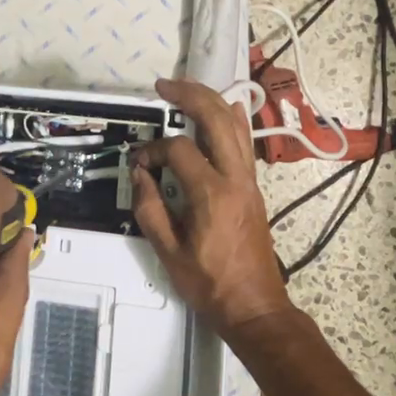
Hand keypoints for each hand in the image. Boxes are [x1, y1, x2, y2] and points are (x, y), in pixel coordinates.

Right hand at [130, 78, 294, 337]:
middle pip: (216, 119)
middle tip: (163, 86)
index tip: (139, 167)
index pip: (179, 150)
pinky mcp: (254, 188)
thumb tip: (140, 174)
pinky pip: (246, 142)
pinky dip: (235, 119)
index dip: (154, 151)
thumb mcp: (168, 253)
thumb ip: (150, 208)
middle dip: (189, 96)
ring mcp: (249, 181)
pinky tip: (228, 105)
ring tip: (186, 87)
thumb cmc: (210, 285)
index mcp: (212, 194)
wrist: (256, 308)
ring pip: (235, 125)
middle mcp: (236, 178)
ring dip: (211, 100)